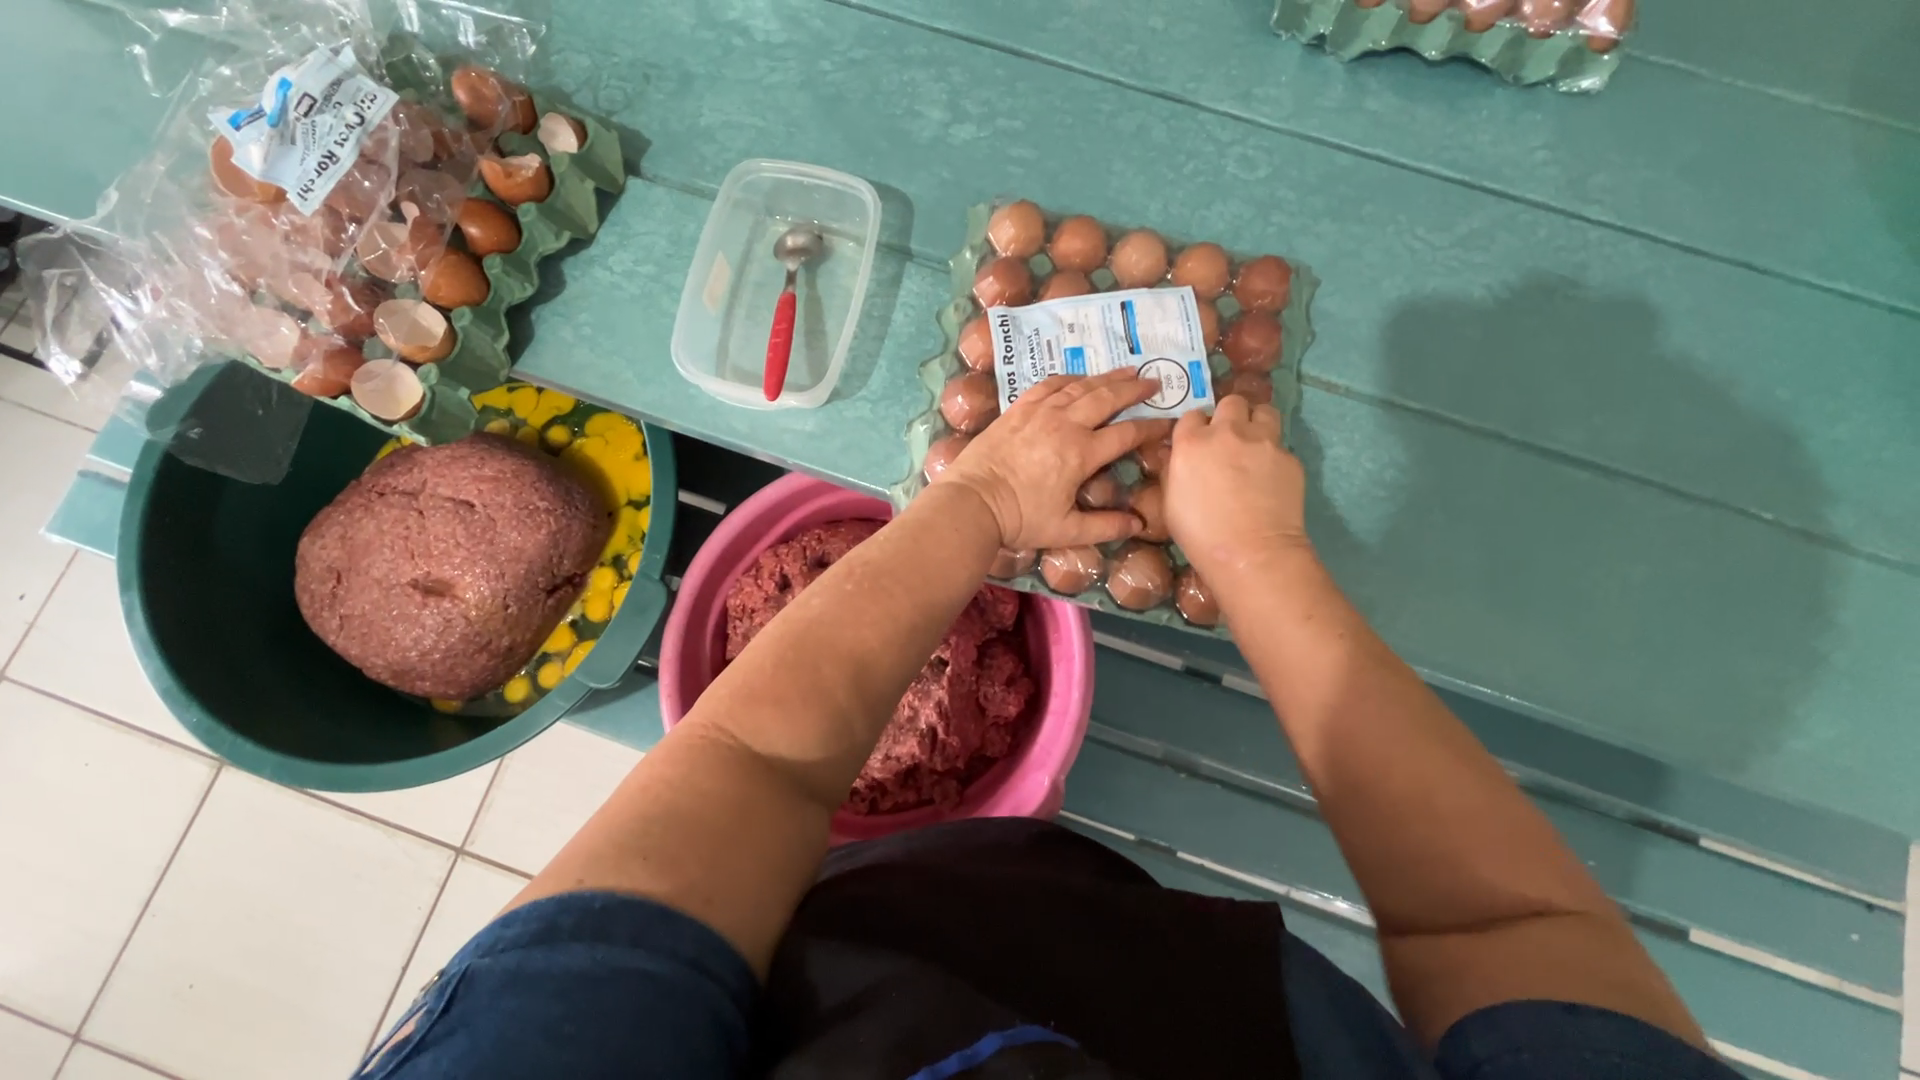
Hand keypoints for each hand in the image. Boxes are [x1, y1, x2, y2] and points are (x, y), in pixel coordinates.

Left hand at [938, 370, 1172, 549]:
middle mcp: (1064, 424)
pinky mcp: (1017, 409)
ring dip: (1106, 377)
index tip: (1168, 424)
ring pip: (1080, 386)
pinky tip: (1078, 377)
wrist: (972, 502)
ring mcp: (1039, 412)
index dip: (1151, 428)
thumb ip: (1105, 526)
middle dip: (1134, 388)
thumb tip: (1137, 524)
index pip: (1126, 435)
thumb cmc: (1020, 518)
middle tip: (1154, 381)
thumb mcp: (1067, 530)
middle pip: (1107, 398)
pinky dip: (1068, 378)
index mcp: (1081, 453)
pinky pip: (1048, 385)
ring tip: (1126, 370)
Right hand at [1163, 396, 1309, 577]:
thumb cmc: (1200, 534)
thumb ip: (1173, 471)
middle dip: (1229, 416)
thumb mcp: (1170, 502)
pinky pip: (1280, 446)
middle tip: (1229, 439)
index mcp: (1192, 442)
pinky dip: (1274, 456)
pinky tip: (1271, 479)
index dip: (1196, 428)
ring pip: (1263, 411)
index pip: (1192, 415)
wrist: (1251, 553)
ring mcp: (1263, 442)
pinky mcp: (1290, 457)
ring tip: (1254, 445)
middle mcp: (1228, 432)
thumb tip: (1177, 458)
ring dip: (1256, 423)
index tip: (1198, 443)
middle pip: (1231, 403)